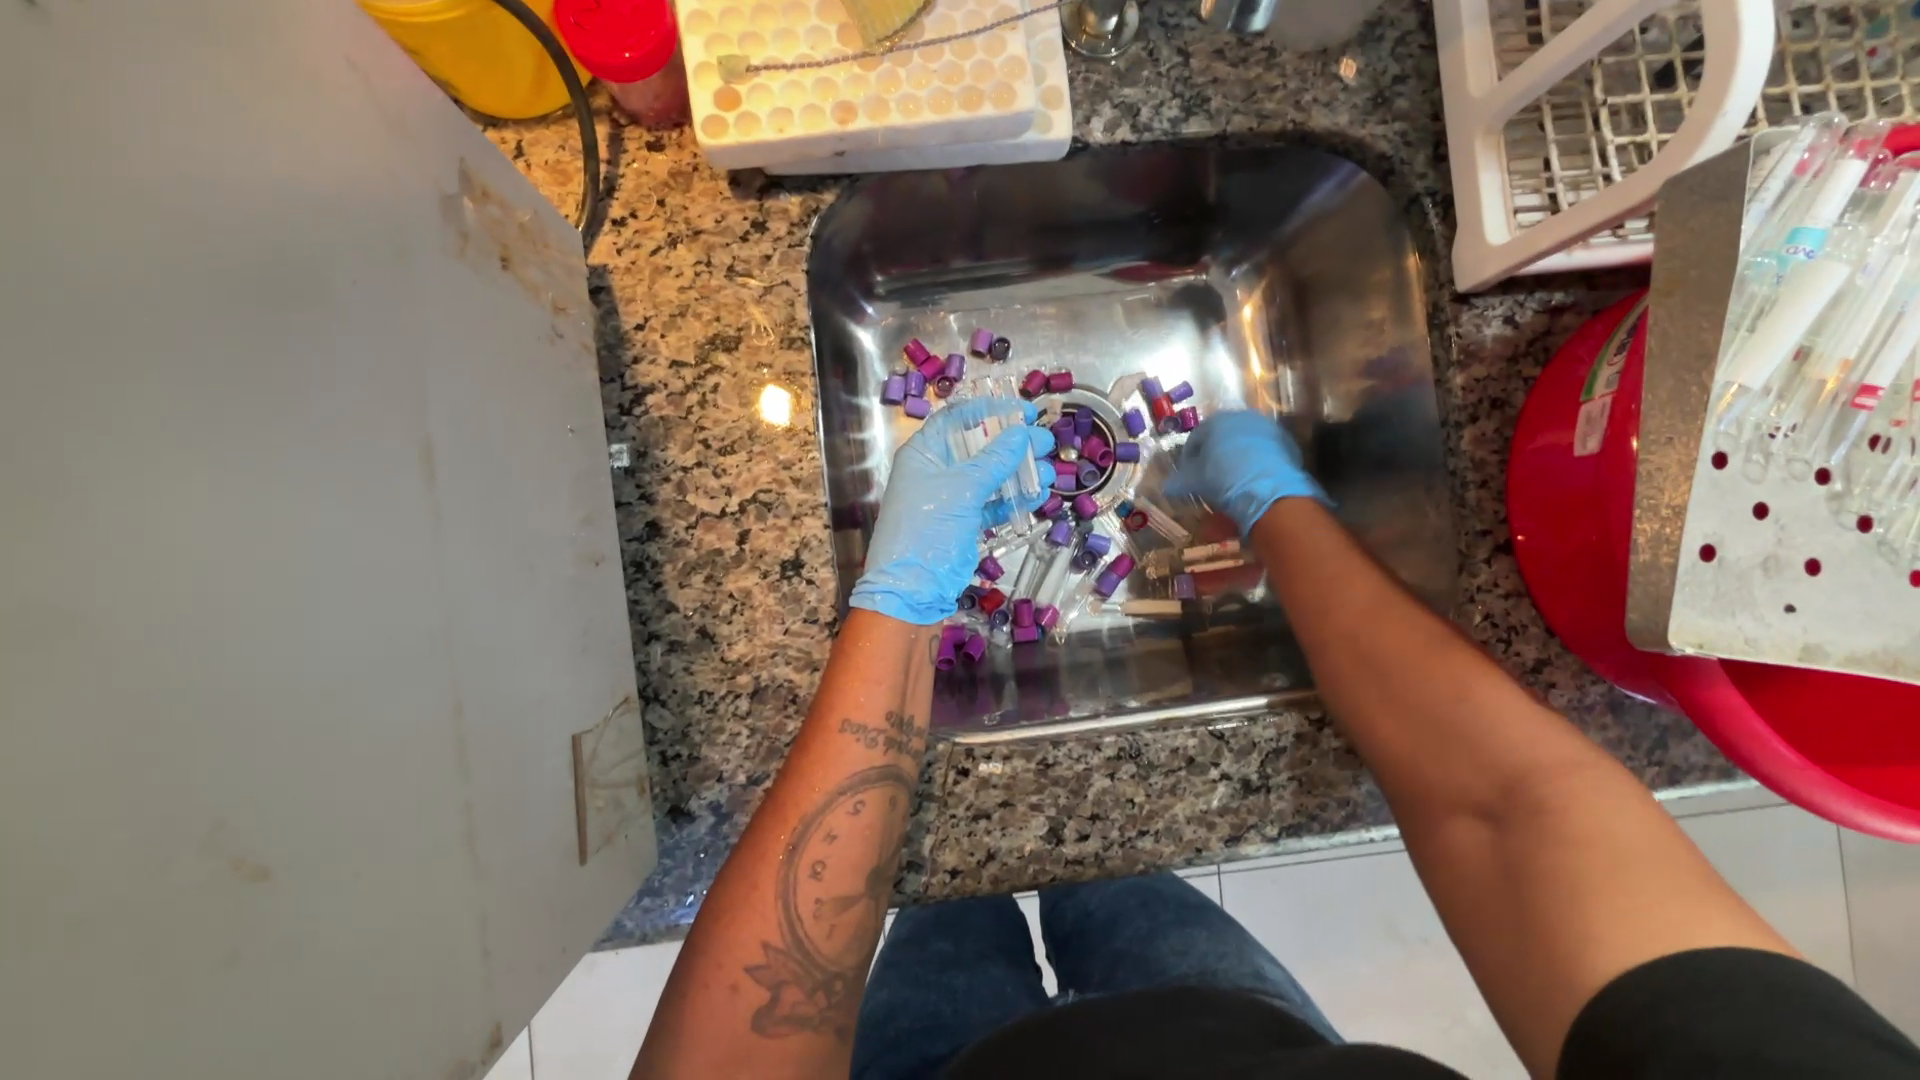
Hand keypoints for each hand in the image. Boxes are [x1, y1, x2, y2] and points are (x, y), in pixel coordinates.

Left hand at [849, 399, 1057, 624]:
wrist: (912, 590)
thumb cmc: (927, 531)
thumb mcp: (962, 490)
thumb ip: (994, 460)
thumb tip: (1023, 433)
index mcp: (923, 453)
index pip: (958, 419)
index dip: (992, 411)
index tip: (1026, 412)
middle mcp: (935, 470)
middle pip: (978, 446)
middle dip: (1013, 444)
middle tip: (1046, 444)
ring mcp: (949, 498)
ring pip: (989, 476)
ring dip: (1019, 473)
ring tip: (1048, 473)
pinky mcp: (962, 522)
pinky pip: (991, 502)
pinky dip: (1012, 499)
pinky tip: (1037, 497)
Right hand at [1166, 410, 1326, 536]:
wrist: (1267, 488)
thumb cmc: (1222, 478)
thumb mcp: (1195, 482)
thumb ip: (1179, 481)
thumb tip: (1167, 487)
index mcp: (1215, 421)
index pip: (1196, 438)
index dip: (1190, 457)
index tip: (1188, 474)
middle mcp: (1241, 417)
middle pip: (1222, 437)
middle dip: (1215, 455)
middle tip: (1210, 476)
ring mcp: (1266, 428)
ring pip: (1245, 443)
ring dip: (1237, 457)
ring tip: (1233, 479)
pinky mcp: (1286, 442)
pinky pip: (1264, 451)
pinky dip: (1256, 462)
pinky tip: (1253, 480)